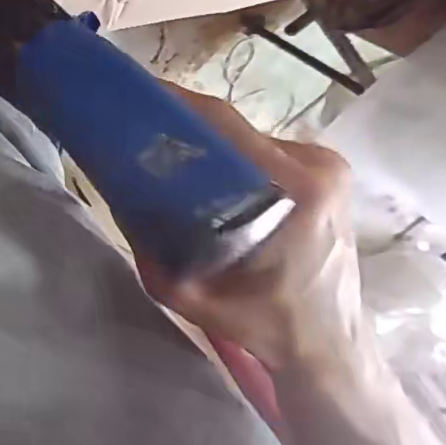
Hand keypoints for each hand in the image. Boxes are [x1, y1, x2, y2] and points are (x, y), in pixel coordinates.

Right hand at [137, 87, 367, 380]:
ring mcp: (327, 166)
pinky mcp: (327, 173)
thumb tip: (116, 192)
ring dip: (205, 139)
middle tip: (138, 126)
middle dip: (181, 121)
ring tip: (166, 148)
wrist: (329, 347)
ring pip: (245, 135)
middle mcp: (316, 165)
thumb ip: (147, 245)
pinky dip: (229, 152)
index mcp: (292, 188)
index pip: (221, 124)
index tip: (132, 97)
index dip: (173, 104)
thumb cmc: (261, 322)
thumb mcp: (184, 291)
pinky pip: (262, 149)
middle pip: (231, 125)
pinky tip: (204, 170)